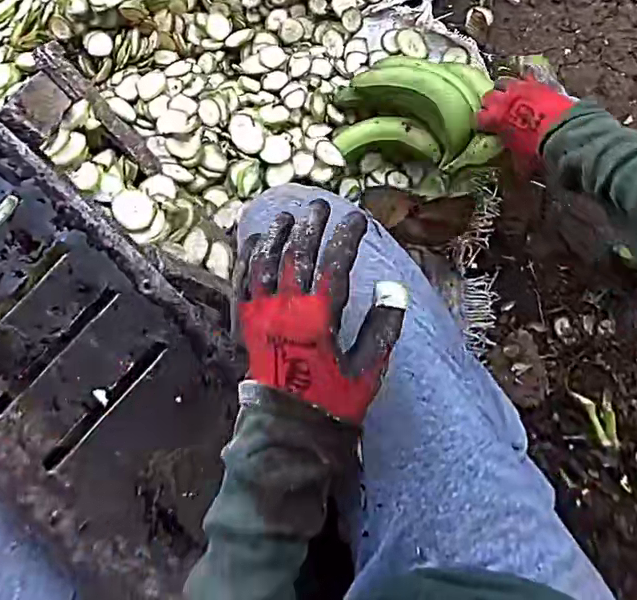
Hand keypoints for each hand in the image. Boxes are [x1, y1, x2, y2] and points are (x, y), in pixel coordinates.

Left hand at [236, 200, 407, 424]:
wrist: (287, 432)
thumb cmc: (332, 402)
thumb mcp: (367, 371)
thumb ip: (381, 328)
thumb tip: (394, 289)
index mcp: (319, 317)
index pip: (335, 263)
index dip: (347, 237)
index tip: (358, 218)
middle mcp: (286, 307)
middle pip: (298, 254)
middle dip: (312, 226)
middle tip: (321, 204)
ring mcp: (261, 312)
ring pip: (266, 261)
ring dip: (277, 234)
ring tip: (287, 216)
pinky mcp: (244, 321)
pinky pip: (242, 281)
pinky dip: (247, 257)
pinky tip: (253, 241)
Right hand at [476, 72, 576, 178]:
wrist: (566, 132)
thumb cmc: (539, 148)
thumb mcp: (523, 161)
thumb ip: (514, 162)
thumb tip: (516, 174)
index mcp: (493, 119)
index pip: (478, 118)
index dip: (482, 124)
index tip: (486, 128)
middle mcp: (501, 100)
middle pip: (488, 97)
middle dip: (492, 104)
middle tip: (499, 112)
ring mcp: (519, 89)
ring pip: (503, 82)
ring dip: (506, 90)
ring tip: (512, 98)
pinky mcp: (536, 84)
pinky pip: (526, 79)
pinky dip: (527, 84)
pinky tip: (530, 89)